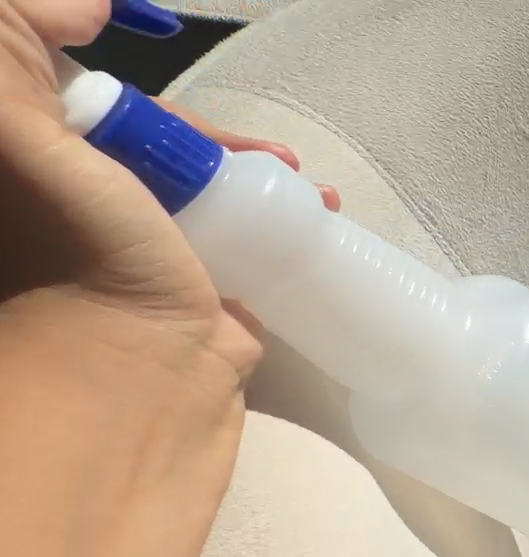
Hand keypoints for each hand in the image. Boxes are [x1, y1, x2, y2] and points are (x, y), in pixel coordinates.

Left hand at [1, 0, 335, 521]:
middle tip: (260, 152)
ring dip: (252, 166)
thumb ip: (13, 39)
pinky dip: (275, 207)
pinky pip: (232, 216)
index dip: (90, 37)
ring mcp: (136, 229)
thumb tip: (88, 2)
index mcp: (23, 146)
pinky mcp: (194, 267)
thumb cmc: (81, 247)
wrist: (151, 363)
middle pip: (137, 122)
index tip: (144, 34)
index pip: (49, 64)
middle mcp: (69, 181)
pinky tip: (313, 211)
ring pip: (194, 169)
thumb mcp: (19, 126)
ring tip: (303, 183)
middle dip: (201, 127)